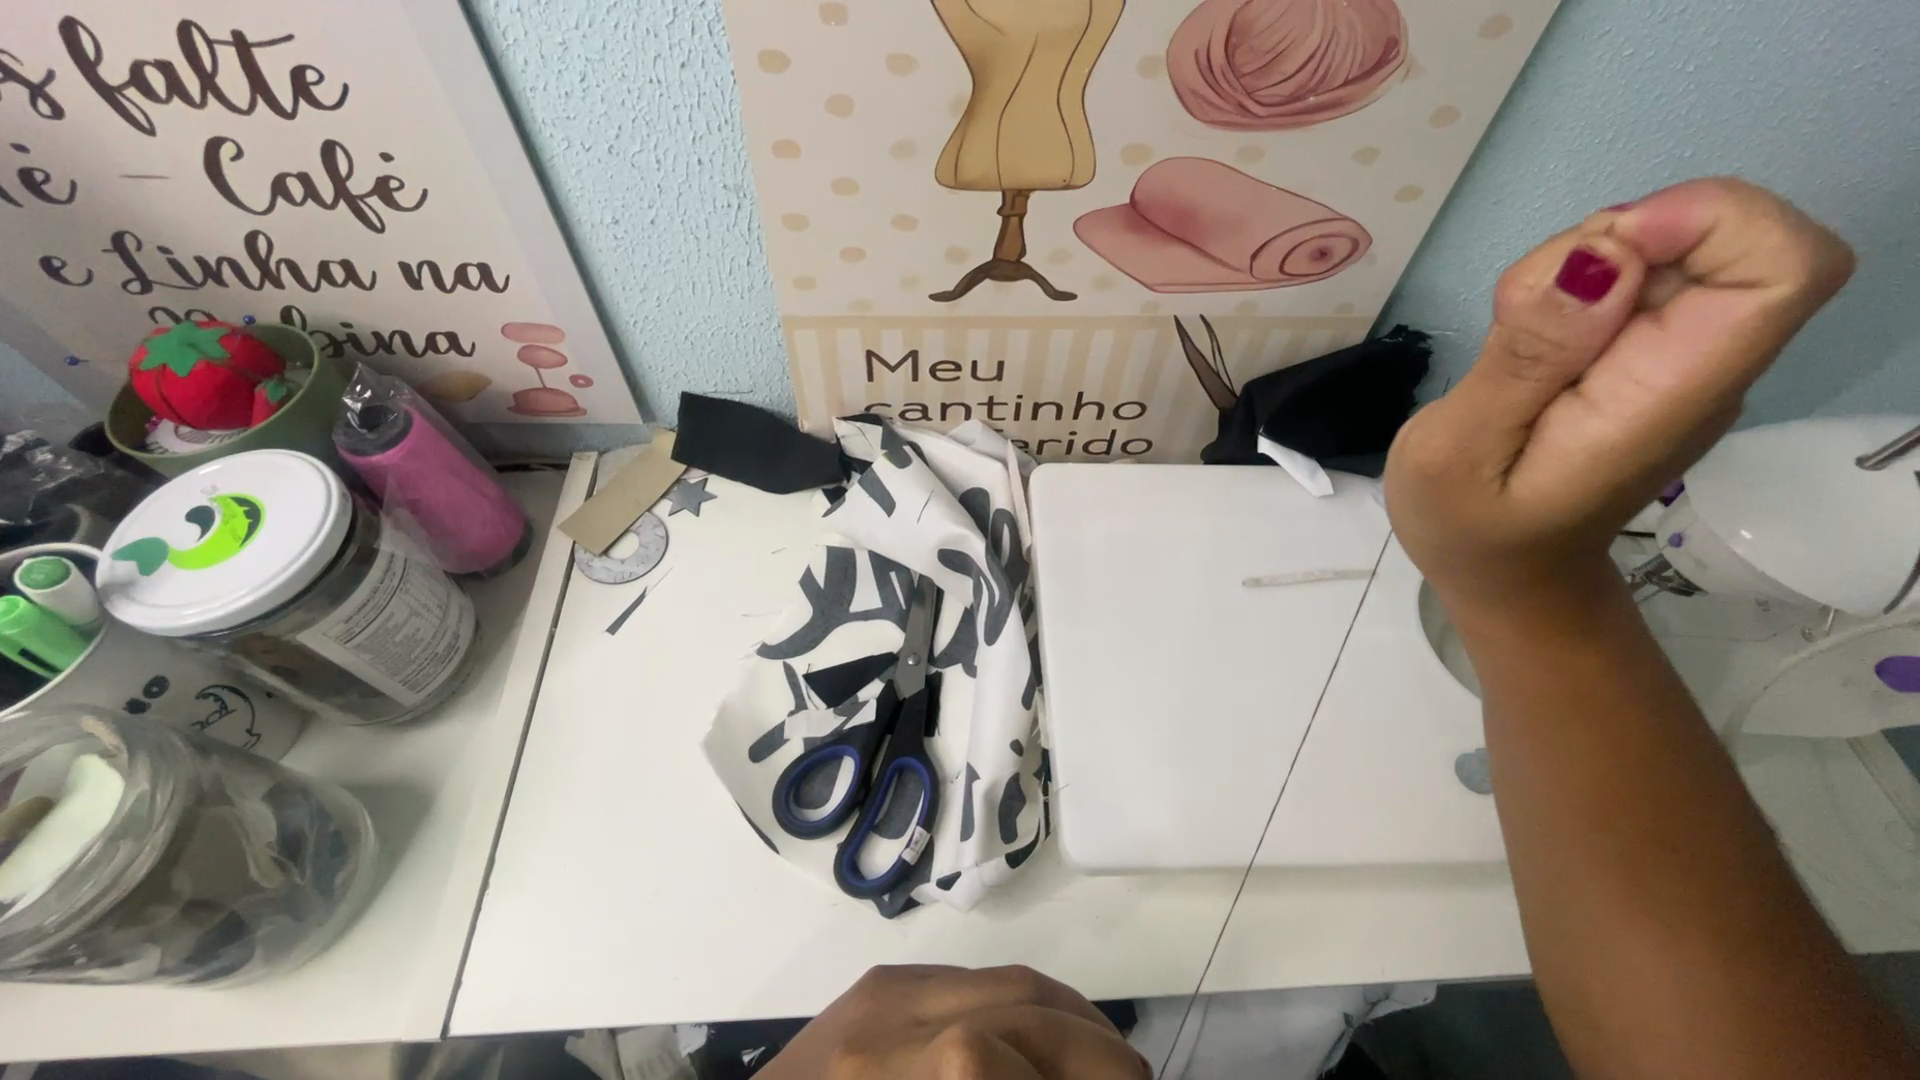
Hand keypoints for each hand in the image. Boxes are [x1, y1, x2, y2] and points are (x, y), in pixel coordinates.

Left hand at [758, 965, 1150, 1079]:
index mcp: (887, 1078)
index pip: (986, 1054)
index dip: (1077, 1073)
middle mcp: (884, 1020)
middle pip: (1018, 1003)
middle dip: (1095, 1047)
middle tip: (1138, 1079)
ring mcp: (881, 991)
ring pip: (1005, 978)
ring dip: (1070, 1016)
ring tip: (1107, 1057)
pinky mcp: (880, 981)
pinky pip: (973, 977)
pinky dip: (1025, 1003)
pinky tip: (1047, 1033)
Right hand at [1384, 177, 1853, 608]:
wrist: (1503, 574)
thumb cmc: (1468, 528)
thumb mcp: (1456, 449)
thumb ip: (1525, 357)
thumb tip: (1599, 256)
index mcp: (1666, 398)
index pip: (1783, 268)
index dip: (1709, 221)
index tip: (1596, 254)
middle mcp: (1702, 370)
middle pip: (1725, 242)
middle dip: (1612, 241)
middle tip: (1519, 312)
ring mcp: (1680, 363)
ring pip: (1672, 253)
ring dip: (1579, 266)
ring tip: (1510, 342)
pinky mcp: (1651, 357)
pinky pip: (1639, 282)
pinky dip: (1576, 286)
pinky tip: (1526, 348)